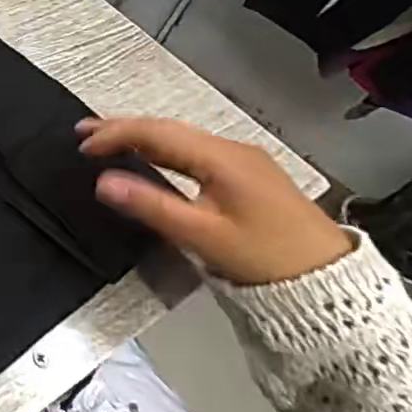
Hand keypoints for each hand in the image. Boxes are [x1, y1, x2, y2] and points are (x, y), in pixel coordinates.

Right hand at [79, 117, 352, 285]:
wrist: (329, 281)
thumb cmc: (264, 259)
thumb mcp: (204, 236)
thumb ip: (153, 206)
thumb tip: (103, 182)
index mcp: (219, 156)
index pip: (157, 133)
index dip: (117, 134)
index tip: (82, 144)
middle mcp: (230, 147)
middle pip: (169, 129)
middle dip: (126, 129)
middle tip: (85, 133)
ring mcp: (242, 158)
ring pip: (183, 139)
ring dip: (145, 138)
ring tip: (109, 141)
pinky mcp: (248, 174)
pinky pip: (196, 151)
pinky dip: (165, 150)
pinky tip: (154, 158)